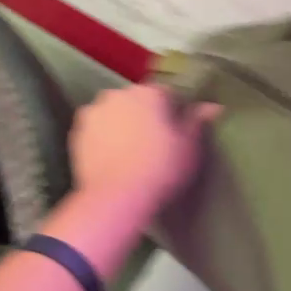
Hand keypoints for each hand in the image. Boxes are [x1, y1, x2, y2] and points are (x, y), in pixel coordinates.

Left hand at [69, 84, 218, 213]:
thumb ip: (197, 122)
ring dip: (121, 123)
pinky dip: (102, 137)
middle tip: (152, 143)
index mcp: (148, 93)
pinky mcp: (77, 131)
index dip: (172, 112)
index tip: (174, 132)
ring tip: (128, 152)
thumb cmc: (159, 170)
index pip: (166, 94)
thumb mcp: (188, 148)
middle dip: (143, 115)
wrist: (114, 197)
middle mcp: (118, 94)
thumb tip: (213, 105)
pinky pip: (96, 129)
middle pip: (136, 100)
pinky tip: (111, 157)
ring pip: (113, 113)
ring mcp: (94, 111)